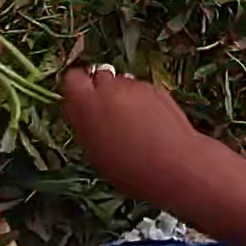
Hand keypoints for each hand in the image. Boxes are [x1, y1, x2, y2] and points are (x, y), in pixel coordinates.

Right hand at [60, 67, 214, 189]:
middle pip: (98, 77)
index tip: (79, 101)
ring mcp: (134, 86)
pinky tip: (149, 120)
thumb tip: (80, 112)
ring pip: (121, 82)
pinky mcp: (155, 87)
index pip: (71, 79)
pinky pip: (141, 89)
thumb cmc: (129, 168)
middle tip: (106, 112)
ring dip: (121, 95)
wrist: (173, 163)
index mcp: (87, 104)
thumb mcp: (93, 151)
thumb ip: (84, 123)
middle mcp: (110, 88)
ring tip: (131, 120)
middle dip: (101, 91)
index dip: (76, 89)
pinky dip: (141, 99)